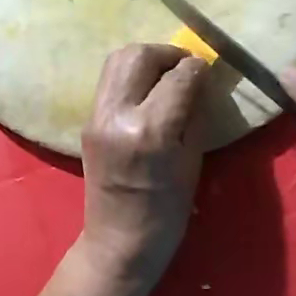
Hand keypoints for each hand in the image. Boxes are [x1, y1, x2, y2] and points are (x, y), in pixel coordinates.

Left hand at [78, 44, 209, 286]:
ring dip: (146, 59)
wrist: (119, 241)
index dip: (198, 68)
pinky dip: (131, 76)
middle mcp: (116, 114)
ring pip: (117, 60)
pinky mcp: (87, 121)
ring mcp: (96, 116)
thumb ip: (195, 113)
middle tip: (186, 68)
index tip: (208, 69)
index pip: (178, 76)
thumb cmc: (167, 211)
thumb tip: (201, 78)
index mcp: (149, 130)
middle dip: (168, 54)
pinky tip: (148, 92)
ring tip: (167, 75)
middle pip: (139, 55)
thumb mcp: (193, 160)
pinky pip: (109, 82)